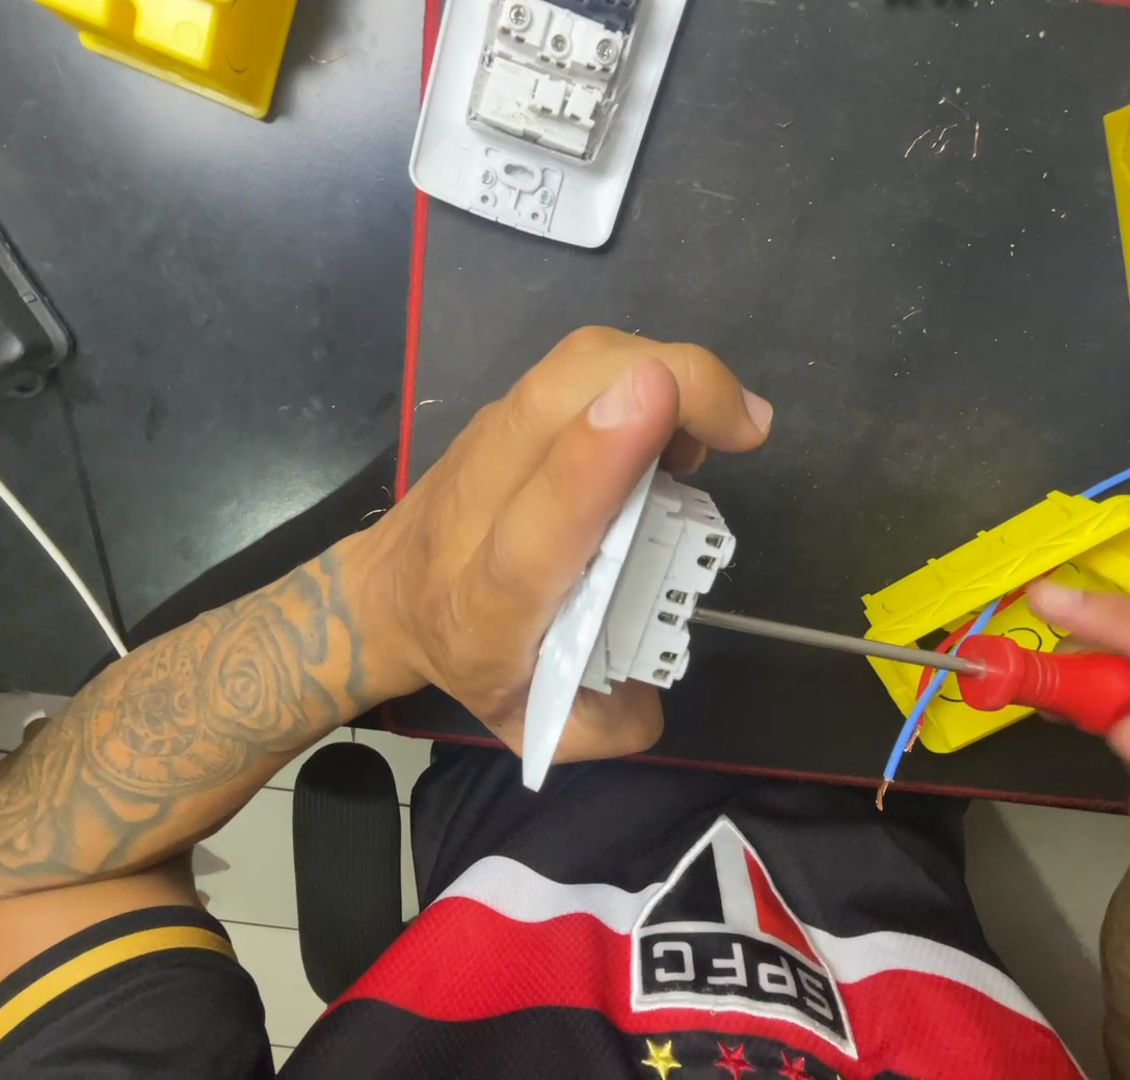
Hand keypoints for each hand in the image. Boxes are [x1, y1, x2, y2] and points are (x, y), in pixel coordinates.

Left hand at [345, 327, 772, 762]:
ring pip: (565, 368)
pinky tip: (667, 427)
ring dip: (658, 368)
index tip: (654, 403)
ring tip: (708, 435)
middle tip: (742, 426)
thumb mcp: (535, 723)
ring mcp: (485, 447)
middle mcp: (479, 508)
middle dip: (662, 377)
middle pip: (550, 406)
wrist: (387, 596)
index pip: (537, 525)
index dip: (592, 462)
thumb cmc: (469, 660)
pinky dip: (635, 371)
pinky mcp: (500, 416)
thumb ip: (610, 722)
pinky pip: (571, 369)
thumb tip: (660, 668)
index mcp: (491, 602)